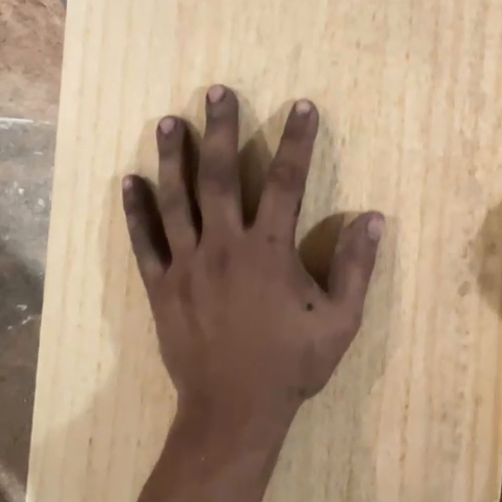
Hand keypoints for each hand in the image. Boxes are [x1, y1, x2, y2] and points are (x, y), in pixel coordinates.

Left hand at [121, 85, 384, 441]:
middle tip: (216, 90)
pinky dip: (135, 210)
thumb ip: (356, 267)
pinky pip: (144, 241)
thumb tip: (373, 217)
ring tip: (169, 120)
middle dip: (220, 129)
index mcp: (270, 250)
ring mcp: (187, 265)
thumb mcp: (340, 320)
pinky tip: (129, 180)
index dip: (297, 141)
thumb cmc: (292, 364)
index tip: (302, 106)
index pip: (286, 181)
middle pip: (219, 175)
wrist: (234, 410)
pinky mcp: (160, 287)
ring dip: (171, 157)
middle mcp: (225, 246)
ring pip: (175, 199)